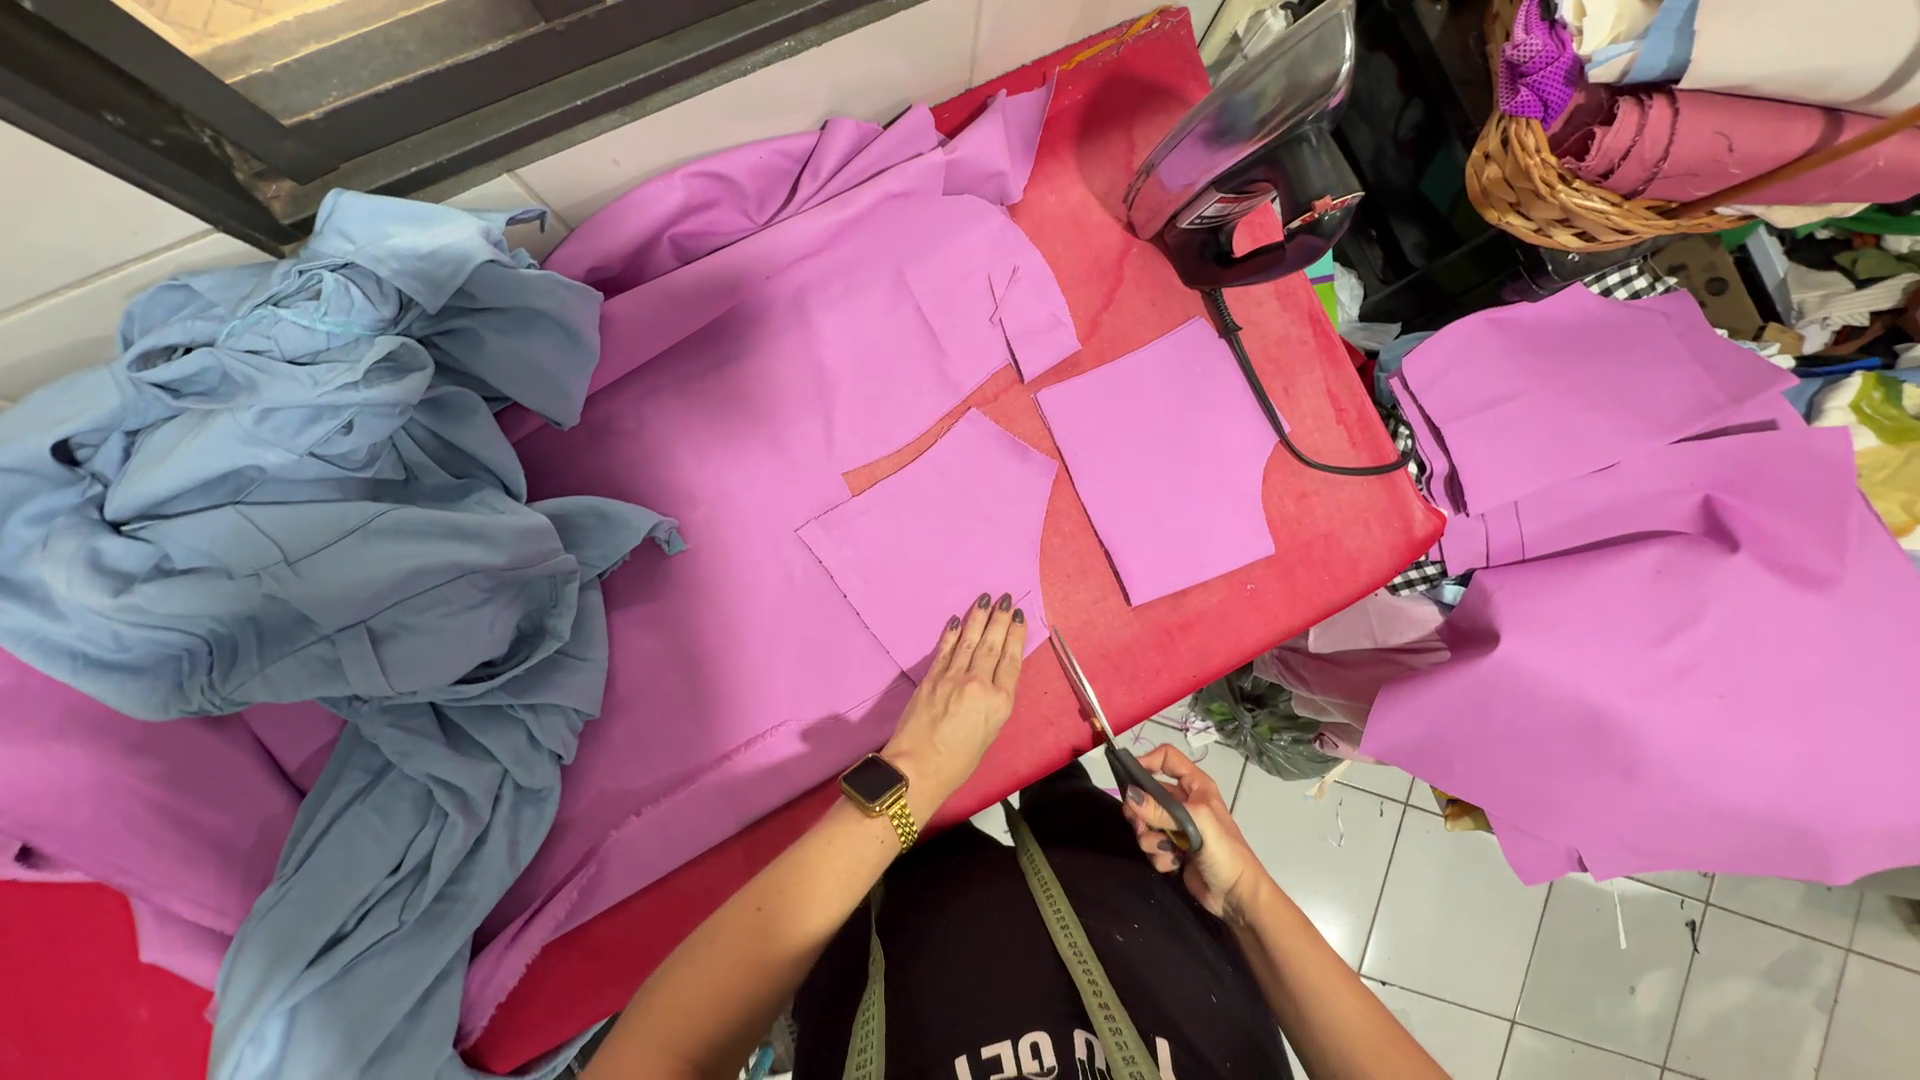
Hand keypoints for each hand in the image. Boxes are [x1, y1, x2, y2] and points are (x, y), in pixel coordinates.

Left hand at [882, 593, 1028, 817]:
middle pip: (992, 645)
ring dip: (979, 618)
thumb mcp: (990, 734)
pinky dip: (953, 633)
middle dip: (999, 619)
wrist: (918, 768)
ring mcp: (953, 678)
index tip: (1019, 616)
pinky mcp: (931, 677)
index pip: (1011, 660)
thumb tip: (991, 681)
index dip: (1016, 635)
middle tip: (1005, 598)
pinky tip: (959, 620)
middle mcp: (979, 684)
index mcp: (999, 702)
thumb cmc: (958, 762)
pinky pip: (945, 649)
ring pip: (970, 641)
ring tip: (986, 599)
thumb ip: (993, 704)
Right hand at [1123, 745, 1272, 918]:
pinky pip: (1150, 844)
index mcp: (1195, 786)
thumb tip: (1130, 796)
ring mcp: (1176, 826)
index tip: (1130, 781)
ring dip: (1150, 838)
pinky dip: (1158, 855)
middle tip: (1141, 825)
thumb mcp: (1197, 824)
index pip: (1166, 758)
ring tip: (1166, 850)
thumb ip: (1162, 809)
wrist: (1237, 897)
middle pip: (1147, 793)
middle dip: (1141, 812)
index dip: (1146, 762)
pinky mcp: (1171, 849)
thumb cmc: (1226, 853)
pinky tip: (1174, 864)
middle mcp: (1184, 802)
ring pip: (1145, 822)